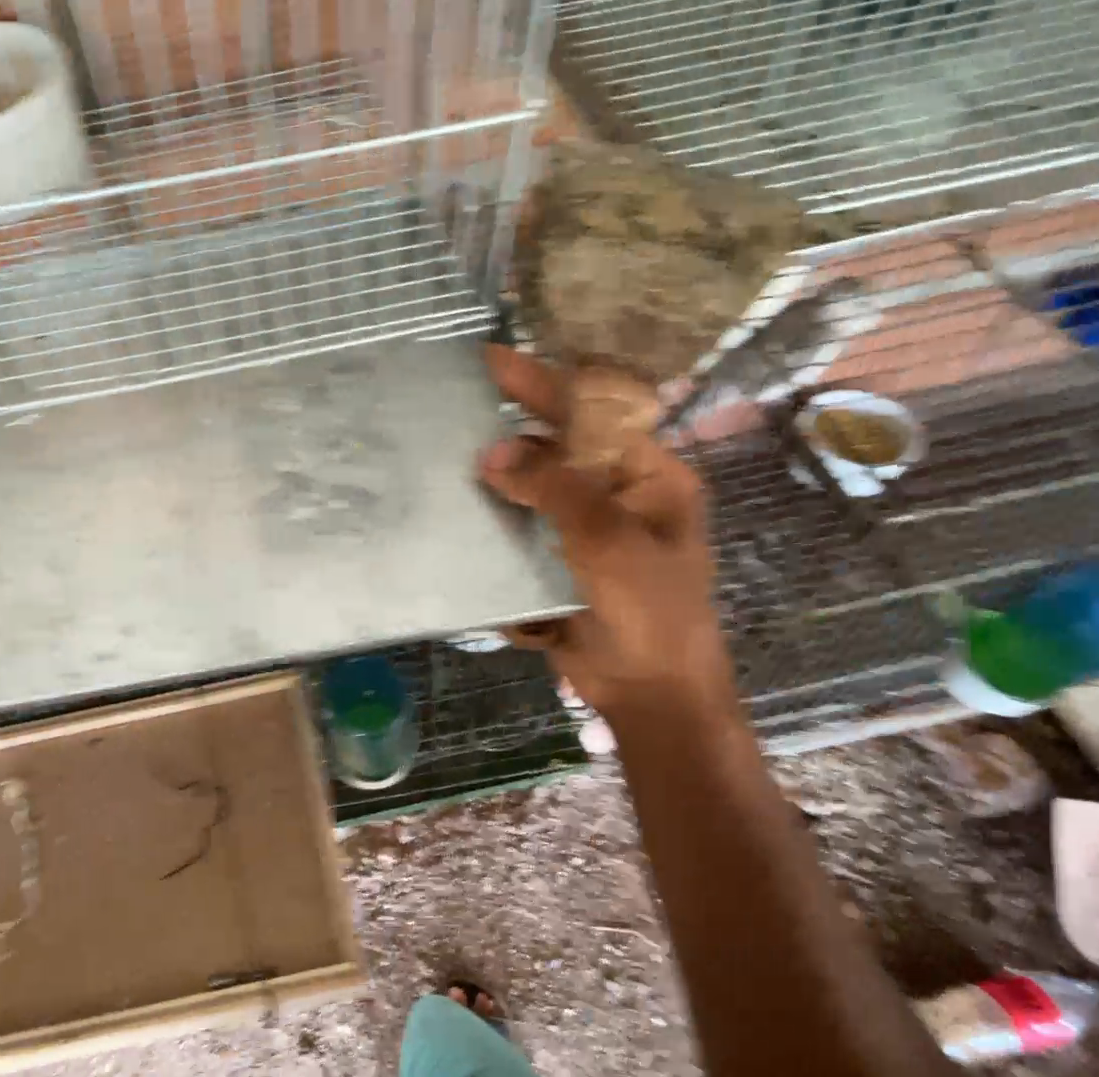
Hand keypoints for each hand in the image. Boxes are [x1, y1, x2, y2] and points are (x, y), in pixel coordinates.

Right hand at [480, 348, 731, 718]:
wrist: (649, 694)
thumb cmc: (650, 610)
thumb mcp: (609, 540)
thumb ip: (555, 489)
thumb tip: (494, 453)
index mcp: (647, 477)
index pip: (594, 415)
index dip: (544, 385)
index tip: (493, 361)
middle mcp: (616, 497)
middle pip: (557, 451)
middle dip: (512, 434)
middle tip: (457, 410)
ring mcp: (583, 534)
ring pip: (531, 493)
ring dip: (496, 486)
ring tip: (449, 468)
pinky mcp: (555, 568)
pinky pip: (518, 537)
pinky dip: (495, 534)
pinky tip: (465, 531)